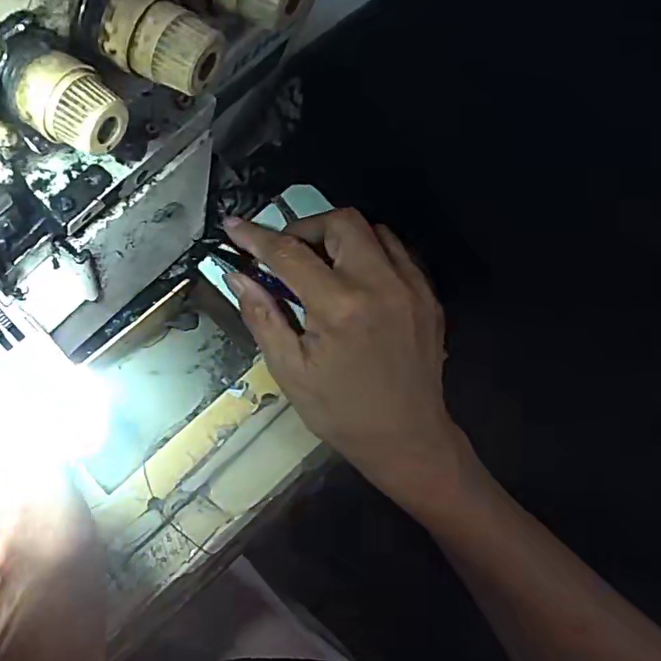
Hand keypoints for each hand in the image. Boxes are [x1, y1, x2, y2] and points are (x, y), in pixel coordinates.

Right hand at [221, 208, 479, 513]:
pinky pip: (396, 251)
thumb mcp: (287, 368)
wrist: (406, 438)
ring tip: (315, 265)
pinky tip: (347, 278)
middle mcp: (380, 286)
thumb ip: (262, 315)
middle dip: (303, 229)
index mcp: (340, 307)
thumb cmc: (337, 410)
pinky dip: (365, 251)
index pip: (290, 254)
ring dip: (336, 237)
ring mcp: (411, 288)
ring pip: (372, 230)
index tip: (232, 225)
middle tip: (282, 255)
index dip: (256, 236)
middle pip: (341, 222)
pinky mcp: (427, 296)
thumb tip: (237, 276)